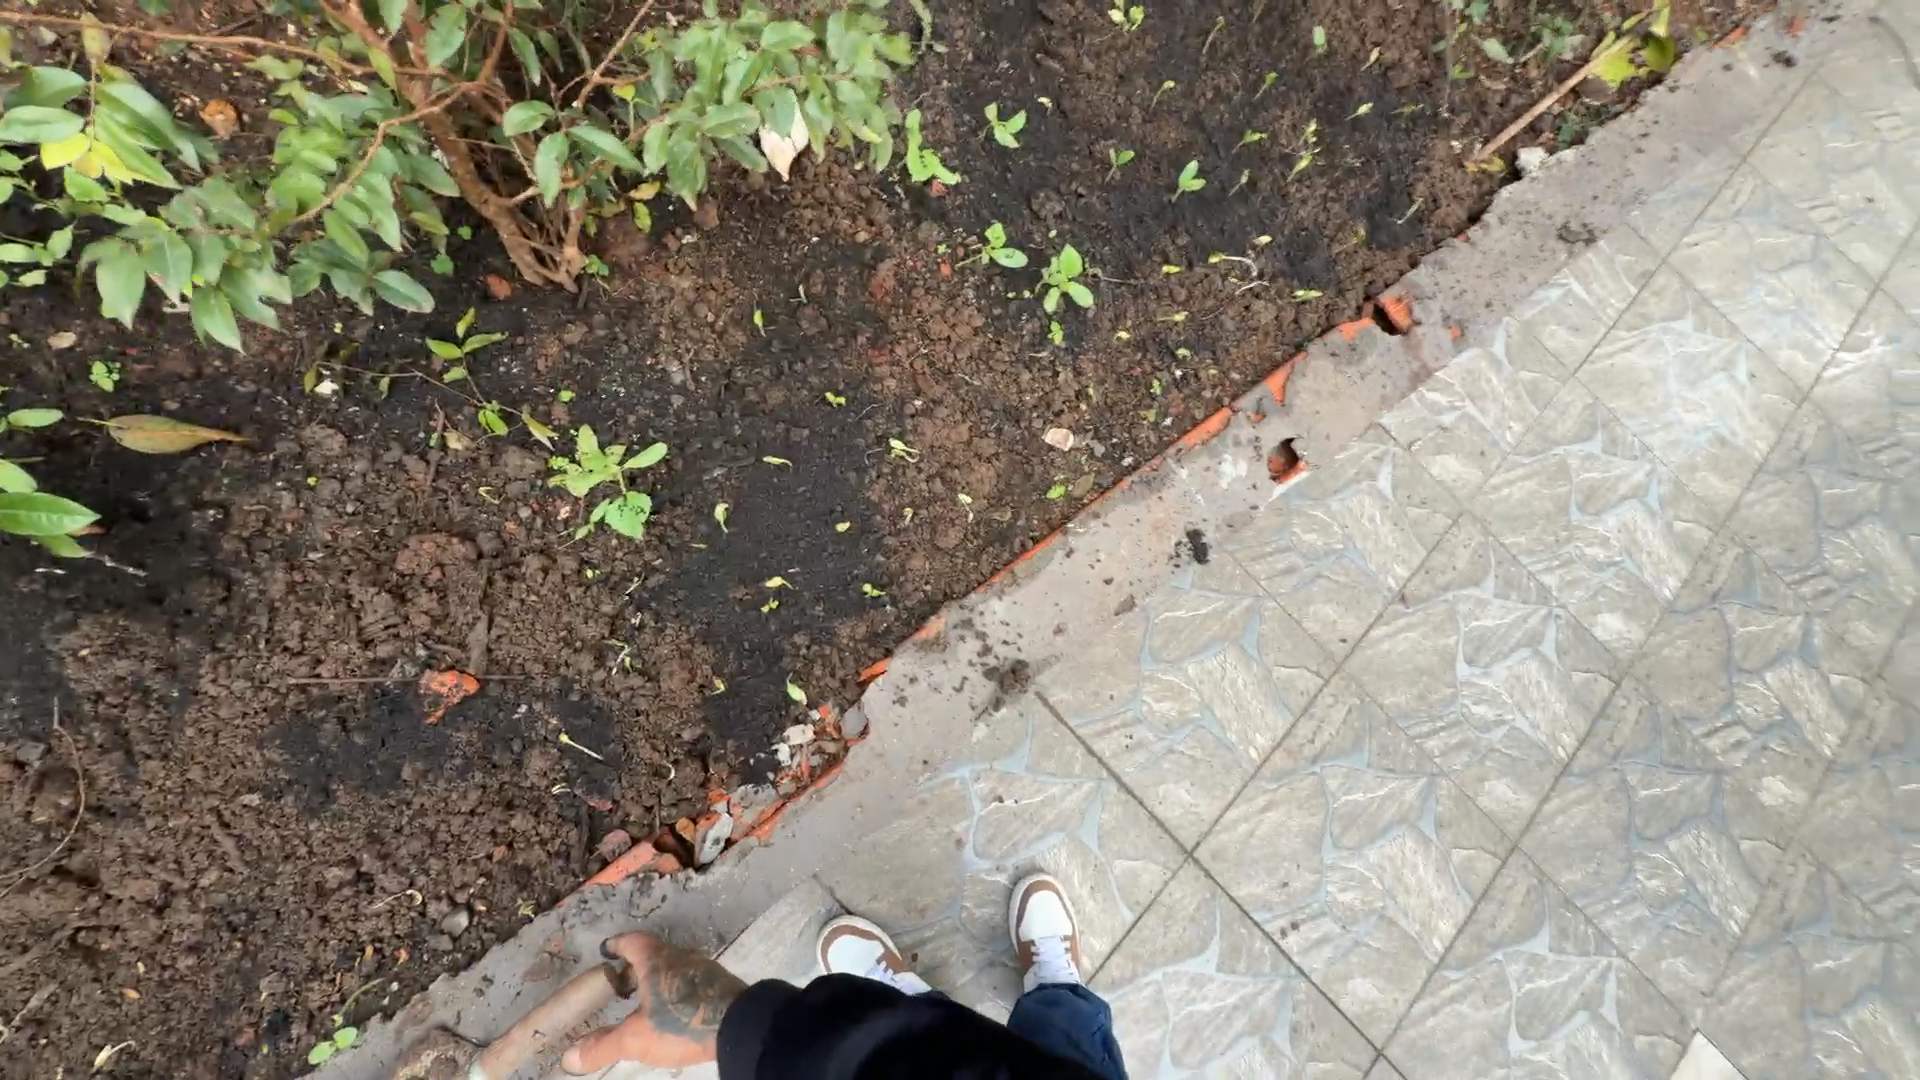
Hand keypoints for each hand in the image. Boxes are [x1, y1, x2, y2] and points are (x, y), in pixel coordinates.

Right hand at [561, 932, 746, 1073]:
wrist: (737, 1023)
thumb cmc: (681, 1023)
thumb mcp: (635, 1039)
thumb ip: (602, 1046)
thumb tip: (569, 1056)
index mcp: (658, 960)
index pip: (635, 941)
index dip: (620, 943)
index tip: (608, 947)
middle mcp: (680, 957)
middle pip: (654, 952)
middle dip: (635, 964)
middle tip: (619, 981)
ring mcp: (701, 968)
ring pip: (672, 965)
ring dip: (654, 976)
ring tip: (640, 999)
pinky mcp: (715, 983)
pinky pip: (686, 978)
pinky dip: (671, 987)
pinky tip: (669, 1009)